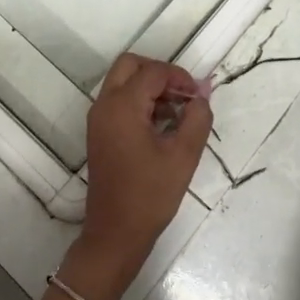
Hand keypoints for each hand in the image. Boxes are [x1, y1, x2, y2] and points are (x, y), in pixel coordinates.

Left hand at [78, 54, 211, 277]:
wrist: (115, 233)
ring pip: (122, 82)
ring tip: (177, 113)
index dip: (179, 78)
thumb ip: (197, 119)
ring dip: (149, 87)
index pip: (153, 72)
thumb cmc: (150, 195)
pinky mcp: (99, 133)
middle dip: (159, 73)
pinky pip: (118, 101)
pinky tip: (161, 126)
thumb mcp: (183, 156)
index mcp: (122, 106)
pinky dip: (139, 101)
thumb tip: (201, 96)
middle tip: (183, 95)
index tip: (199, 96)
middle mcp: (104, 105)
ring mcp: (98, 119)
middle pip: (130, 66)